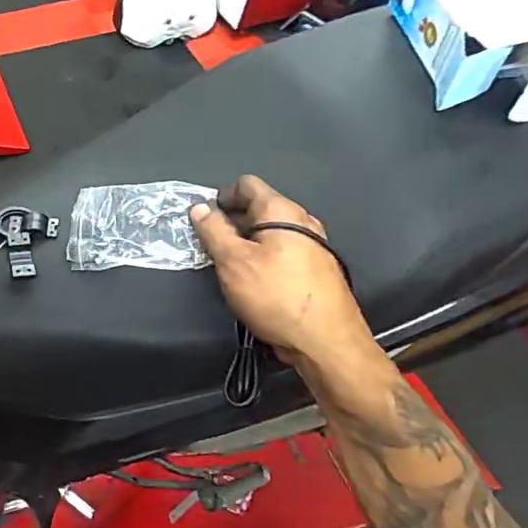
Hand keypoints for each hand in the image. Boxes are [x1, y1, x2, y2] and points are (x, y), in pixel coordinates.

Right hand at [188, 175, 372, 367]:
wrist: (326, 342)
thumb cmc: (277, 298)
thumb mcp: (232, 262)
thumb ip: (213, 230)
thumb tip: (200, 209)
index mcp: (282, 211)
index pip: (246, 184)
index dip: (221, 197)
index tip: (206, 219)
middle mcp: (303, 222)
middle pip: (259, 208)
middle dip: (232, 221)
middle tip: (212, 245)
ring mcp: (314, 246)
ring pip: (271, 232)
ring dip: (247, 243)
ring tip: (230, 266)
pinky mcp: (317, 270)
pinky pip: (283, 252)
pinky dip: (264, 258)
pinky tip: (254, 282)